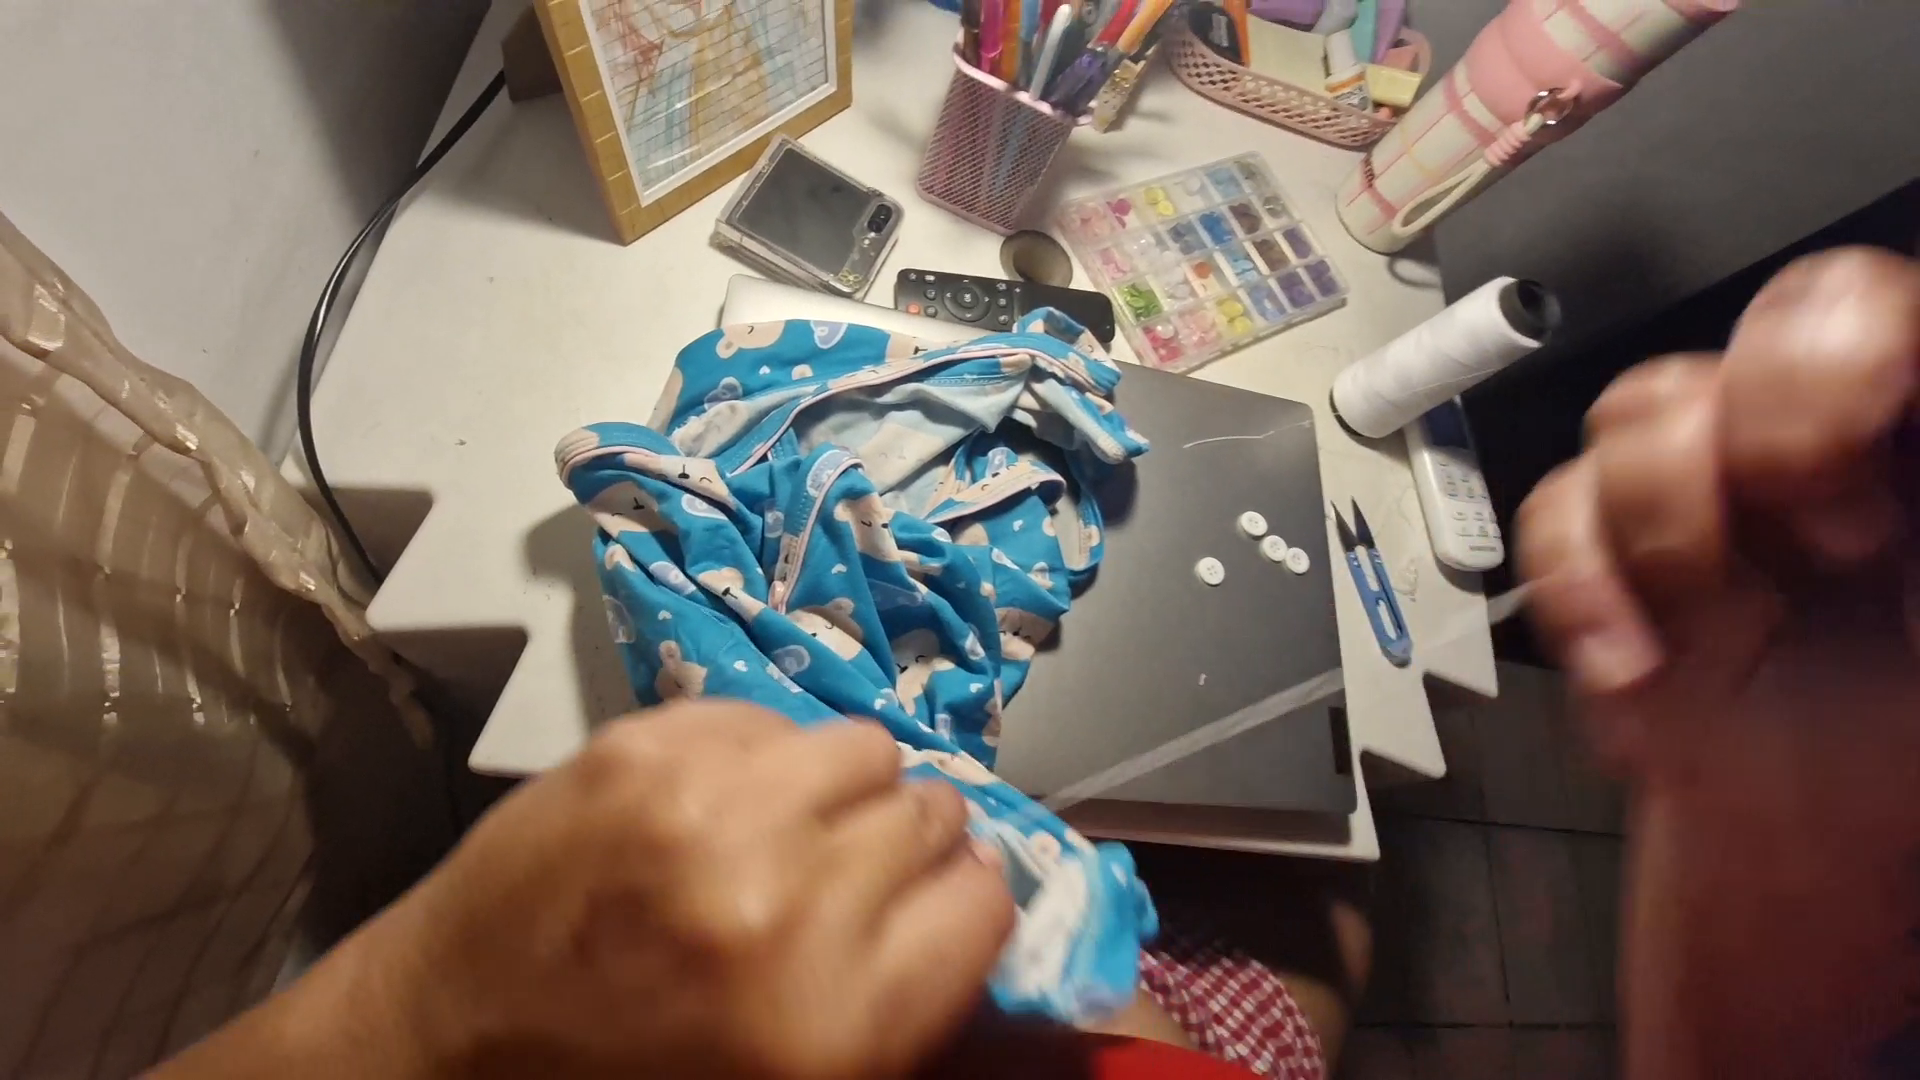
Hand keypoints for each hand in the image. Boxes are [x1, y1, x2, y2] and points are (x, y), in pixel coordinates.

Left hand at [158, 702, 1013, 1079]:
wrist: (427, 1061)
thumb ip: (908, 988)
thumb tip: (974, 875)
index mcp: (836, 1022)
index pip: (988, 902)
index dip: (965, 898)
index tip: (933, 898)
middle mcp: (785, 901)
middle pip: (933, 812)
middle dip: (902, 843)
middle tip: (842, 868)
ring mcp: (708, 805)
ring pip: (866, 746)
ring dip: (840, 788)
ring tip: (782, 823)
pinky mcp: (647, 743)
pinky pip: (774, 721)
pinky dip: (763, 758)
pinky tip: (711, 801)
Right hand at [1517, 248, 1919, 1078]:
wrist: (1811, 817)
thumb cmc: (1914, 733)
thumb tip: (1887, 477)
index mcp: (1902, 437)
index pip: (1848, 312)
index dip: (1826, 365)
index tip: (1849, 469)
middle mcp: (1786, 440)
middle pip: (1708, 364)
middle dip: (1737, 465)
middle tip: (1826, 552)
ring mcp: (1683, 492)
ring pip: (1618, 432)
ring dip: (1658, 542)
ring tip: (1715, 632)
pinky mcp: (1597, 548)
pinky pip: (1548, 519)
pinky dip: (1578, 592)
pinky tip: (1629, 660)